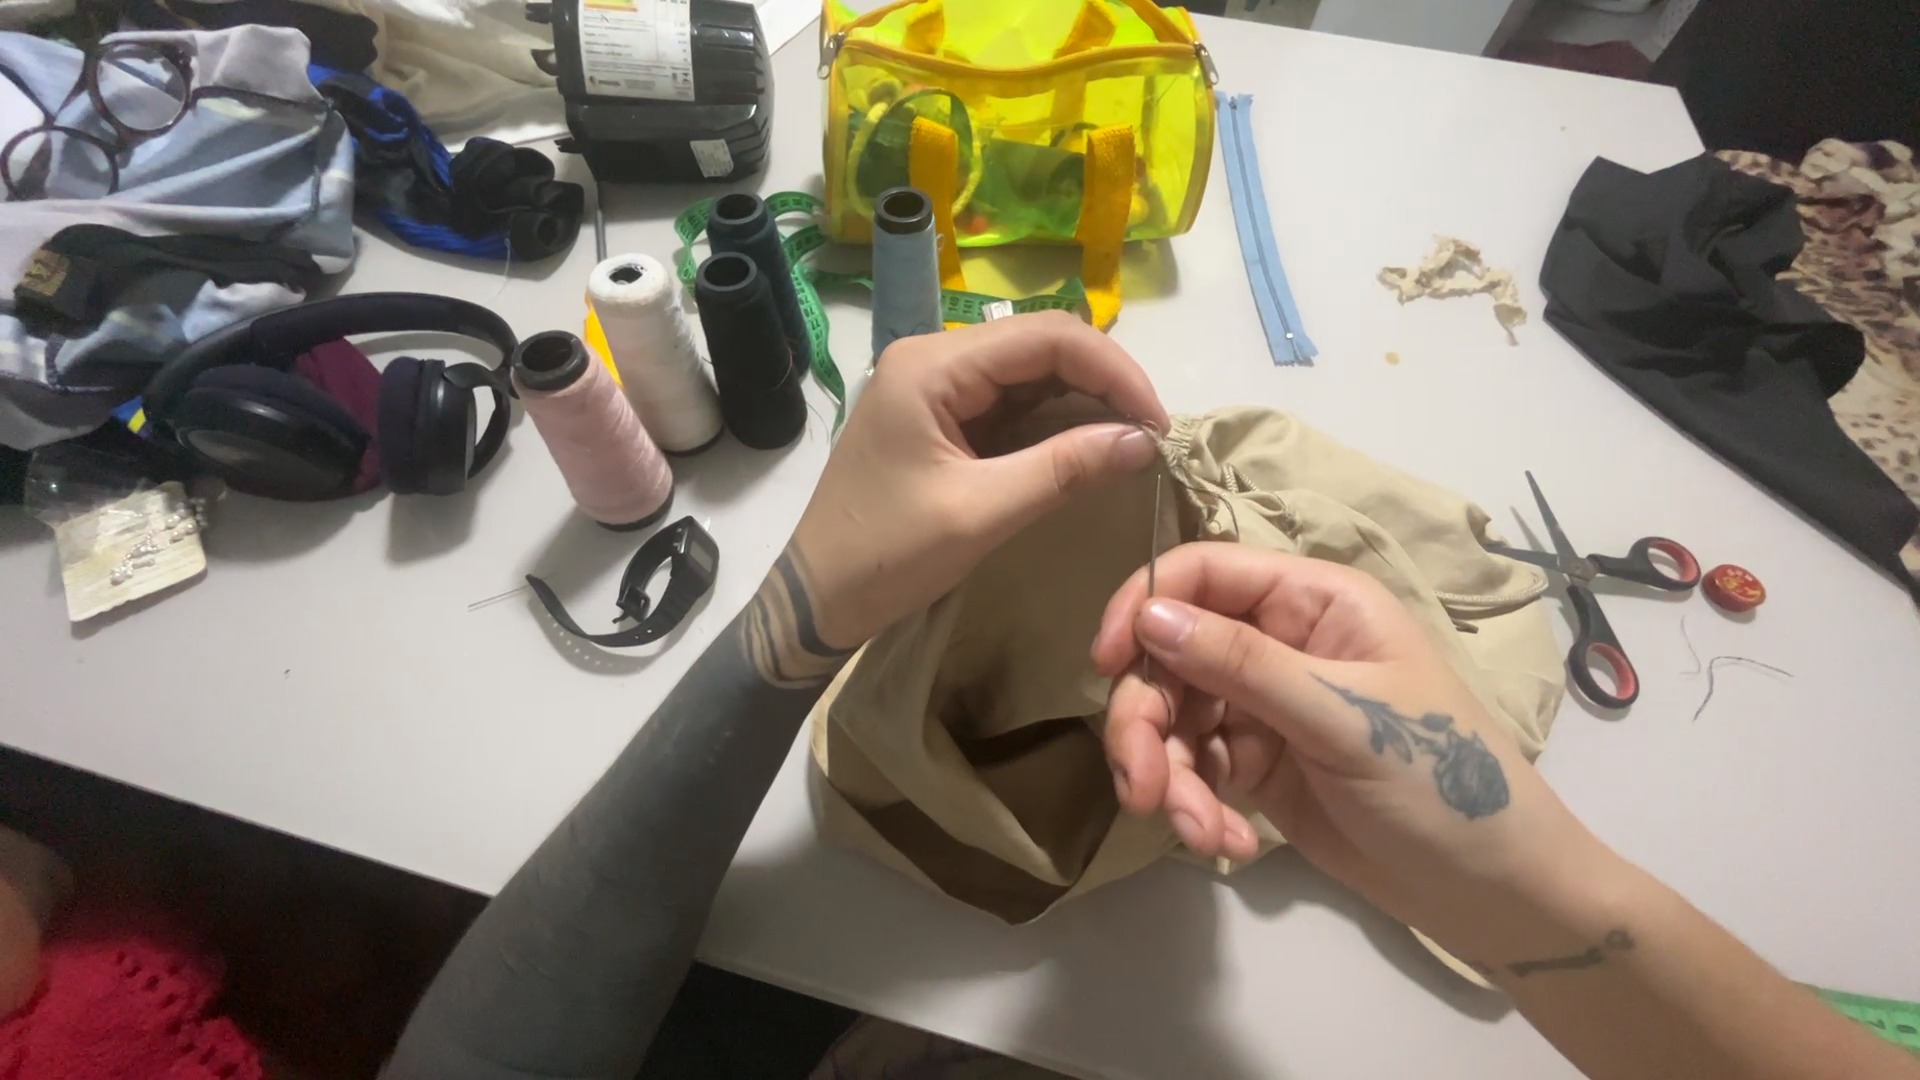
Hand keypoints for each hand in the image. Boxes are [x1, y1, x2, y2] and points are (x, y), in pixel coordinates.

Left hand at [792, 311, 1167, 649]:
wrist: (817, 596)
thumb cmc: (886, 556)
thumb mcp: (979, 514)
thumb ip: (1062, 470)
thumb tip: (1143, 441)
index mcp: (931, 366)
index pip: (1046, 337)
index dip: (1114, 371)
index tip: (1156, 424)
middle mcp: (933, 359)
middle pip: (1039, 347)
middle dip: (1102, 385)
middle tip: (1147, 438)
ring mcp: (934, 387)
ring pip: (1029, 376)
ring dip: (1081, 405)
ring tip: (1128, 445)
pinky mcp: (940, 418)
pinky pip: (1009, 407)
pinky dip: (1051, 426)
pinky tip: (1084, 449)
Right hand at [1090, 543, 1603, 958]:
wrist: (1494, 897)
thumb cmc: (1444, 783)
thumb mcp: (1344, 717)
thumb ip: (1242, 663)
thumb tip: (1148, 615)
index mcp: (1309, 602)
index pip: (1202, 574)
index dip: (1142, 605)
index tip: (1104, 662)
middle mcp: (1274, 641)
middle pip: (1170, 655)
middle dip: (1147, 722)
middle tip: (1140, 785)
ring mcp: (1257, 702)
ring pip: (1171, 716)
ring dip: (1168, 775)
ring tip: (1196, 831)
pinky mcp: (1248, 759)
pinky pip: (1190, 765)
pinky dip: (1194, 803)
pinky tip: (1225, 841)